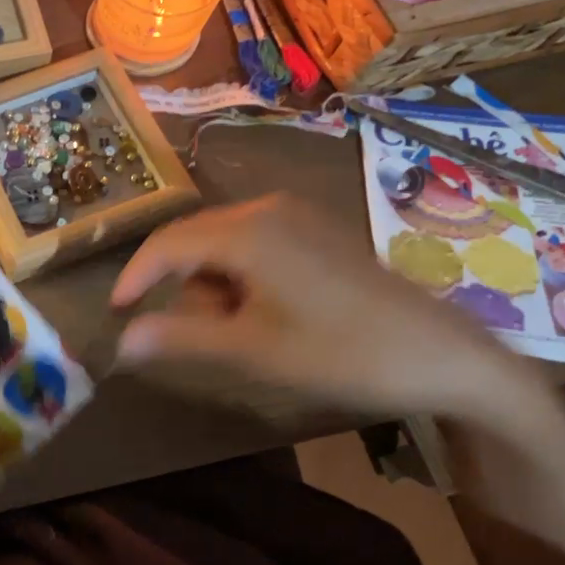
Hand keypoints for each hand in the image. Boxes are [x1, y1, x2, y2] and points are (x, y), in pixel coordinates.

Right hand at [110, 195, 541, 421]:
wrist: (449, 356)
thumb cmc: (344, 353)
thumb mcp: (253, 350)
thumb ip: (180, 338)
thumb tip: (121, 340)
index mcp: (246, 230)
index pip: (166, 244)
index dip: (135, 277)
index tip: (116, 313)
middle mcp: (266, 209)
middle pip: (193, 240)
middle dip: (185, 287)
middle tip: (203, 336)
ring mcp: (296, 215)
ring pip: (222, 243)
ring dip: (216, 286)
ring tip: (248, 331)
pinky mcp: (317, 229)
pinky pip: (254, 243)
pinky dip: (243, 276)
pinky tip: (271, 312)